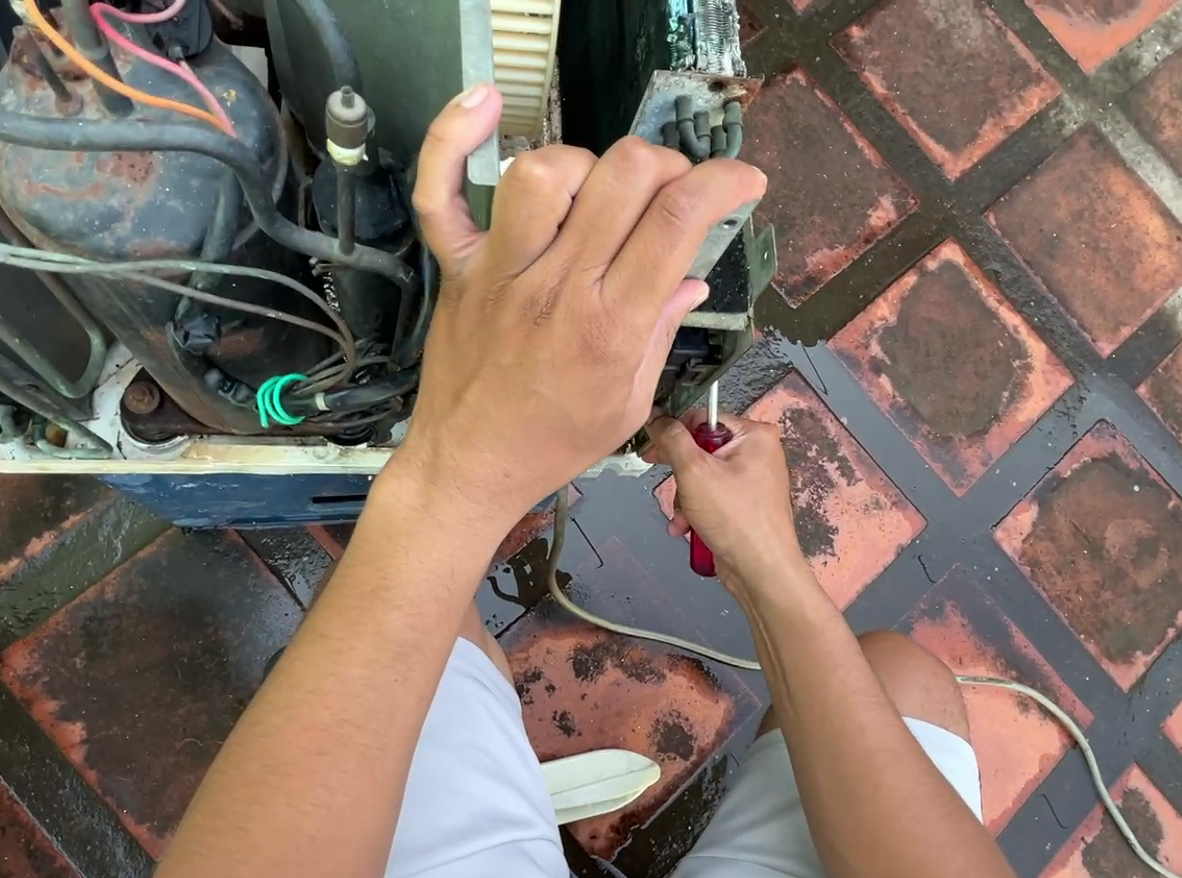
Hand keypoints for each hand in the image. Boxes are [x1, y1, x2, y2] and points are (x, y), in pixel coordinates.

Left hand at [391, 84, 767, 527]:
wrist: (471, 468)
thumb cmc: (553, 447)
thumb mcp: (628, 405)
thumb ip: (661, 333)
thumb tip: (692, 276)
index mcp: (612, 327)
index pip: (680, 217)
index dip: (725, 181)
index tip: (741, 181)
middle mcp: (558, 287)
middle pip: (625, 175)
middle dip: (667, 167)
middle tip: (670, 194)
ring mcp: (501, 273)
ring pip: (546, 170)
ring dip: (588, 164)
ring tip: (596, 195)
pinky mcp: (458, 270)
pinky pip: (440, 192)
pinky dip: (451, 140)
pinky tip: (484, 105)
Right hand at [644, 411, 806, 594]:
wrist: (760, 569)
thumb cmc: (735, 517)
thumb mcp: (694, 470)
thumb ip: (672, 439)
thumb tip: (657, 419)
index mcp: (754, 435)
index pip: (703, 419)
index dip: (675, 433)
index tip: (653, 449)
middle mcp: (757, 453)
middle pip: (700, 450)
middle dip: (679, 475)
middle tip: (664, 483)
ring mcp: (752, 481)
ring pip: (701, 477)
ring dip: (684, 498)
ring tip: (682, 517)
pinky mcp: (745, 505)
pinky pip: (711, 497)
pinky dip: (695, 511)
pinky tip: (687, 528)